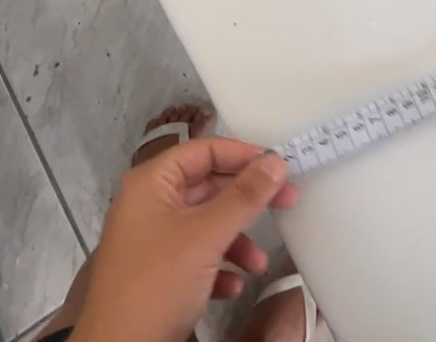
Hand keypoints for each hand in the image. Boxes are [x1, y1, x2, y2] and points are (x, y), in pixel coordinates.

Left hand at [72, 138, 298, 341]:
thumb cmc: (156, 284)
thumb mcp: (206, 237)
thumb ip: (244, 197)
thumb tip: (275, 162)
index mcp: (152, 182)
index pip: (204, 150)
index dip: (242, 154)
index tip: (278, 165)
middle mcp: (150, 203)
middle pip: (207, 187)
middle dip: (245, 201)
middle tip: (285, 202)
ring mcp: (152, 239)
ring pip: (205, 225)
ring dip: (236, 241)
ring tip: (258, 263)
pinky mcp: (157, 272)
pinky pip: (195, 255)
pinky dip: (218, 267)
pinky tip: (232, 285)